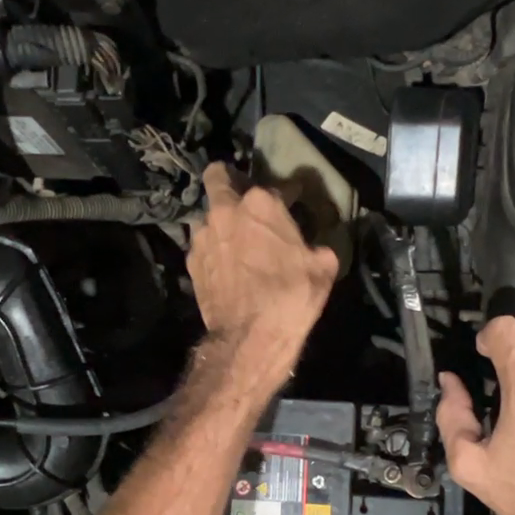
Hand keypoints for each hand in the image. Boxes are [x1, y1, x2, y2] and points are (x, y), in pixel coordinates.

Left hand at [188, 163, 338, 390]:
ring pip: (208, 214)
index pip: (279, 185)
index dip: (291, 191)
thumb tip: (315, 246)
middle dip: (231, 180)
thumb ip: (318, 245)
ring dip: (222, 220)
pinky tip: (227, 264)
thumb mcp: (323, 267)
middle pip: (218, 177)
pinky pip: (203, 244)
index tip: (297, 199)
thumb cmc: (291, 296)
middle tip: (246, 196)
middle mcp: (225, 210)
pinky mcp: (191, 261)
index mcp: (261, 204)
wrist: (250, 337)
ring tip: (236, 237)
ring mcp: (203, 235)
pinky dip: (215, 247)